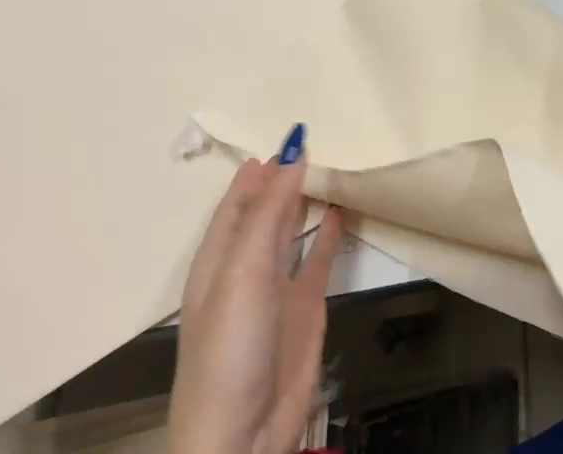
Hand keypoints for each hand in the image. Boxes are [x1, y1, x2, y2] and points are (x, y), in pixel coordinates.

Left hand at [170, 155, 342, 453]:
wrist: (243, 431)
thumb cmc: (230, 350)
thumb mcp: (242, 274)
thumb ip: (268, 215)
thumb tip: (291, 158)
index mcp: (216, 263)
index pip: (236, 207)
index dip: (256, 175)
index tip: (287, 138)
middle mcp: (244, 271)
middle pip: (263, 215)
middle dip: (281, 182)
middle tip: (312, 145)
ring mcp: (276, 290)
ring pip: (292, 233)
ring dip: (307, 203)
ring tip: (331, 168)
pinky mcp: (306, 307)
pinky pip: (319, 259)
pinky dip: (331, 234)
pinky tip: (346, 211)